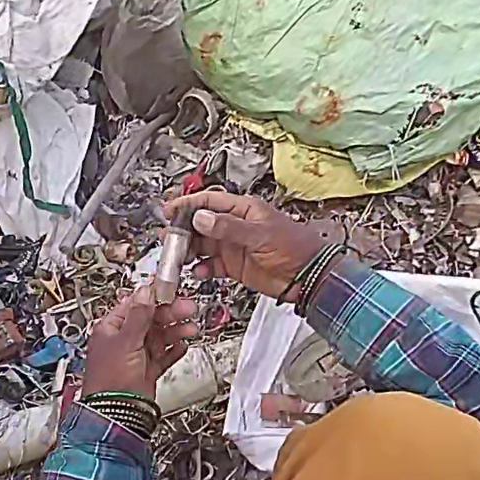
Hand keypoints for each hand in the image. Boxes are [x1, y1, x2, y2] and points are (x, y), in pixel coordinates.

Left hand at [79, 288, 200, 398]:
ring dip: (175, 331)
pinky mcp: (146, 371)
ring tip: (190, 328)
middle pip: (150, 320)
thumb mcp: (126, 341)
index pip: (134, 306)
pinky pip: (162, 356)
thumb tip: (145, 292)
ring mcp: (135, 356)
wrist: (116, 413)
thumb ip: (138, 316)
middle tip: (188, 309)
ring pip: (159, 338)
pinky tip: (182, 346)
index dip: (153, 297)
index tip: (171, 291)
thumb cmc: (110, 380)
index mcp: (111, 329)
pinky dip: (173, 351)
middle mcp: (123, 341)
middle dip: (170, 314)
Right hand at [163, 190, 332, 298]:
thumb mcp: (259, 235)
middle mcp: (235, 226)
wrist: (309, 276)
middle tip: (170, 239)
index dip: (187, 205)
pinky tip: (199, 272)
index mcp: (243, 210)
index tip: (170, 212)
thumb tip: (201, 218)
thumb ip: (228, 228)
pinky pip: (212, 265)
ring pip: (203, 245)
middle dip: (184, 231)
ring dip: (190, 251)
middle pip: (201, 224)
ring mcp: (233, 246)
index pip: (209, 202)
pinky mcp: (234, 266)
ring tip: (180, 258)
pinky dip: (203, 268)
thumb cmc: (294, 248)